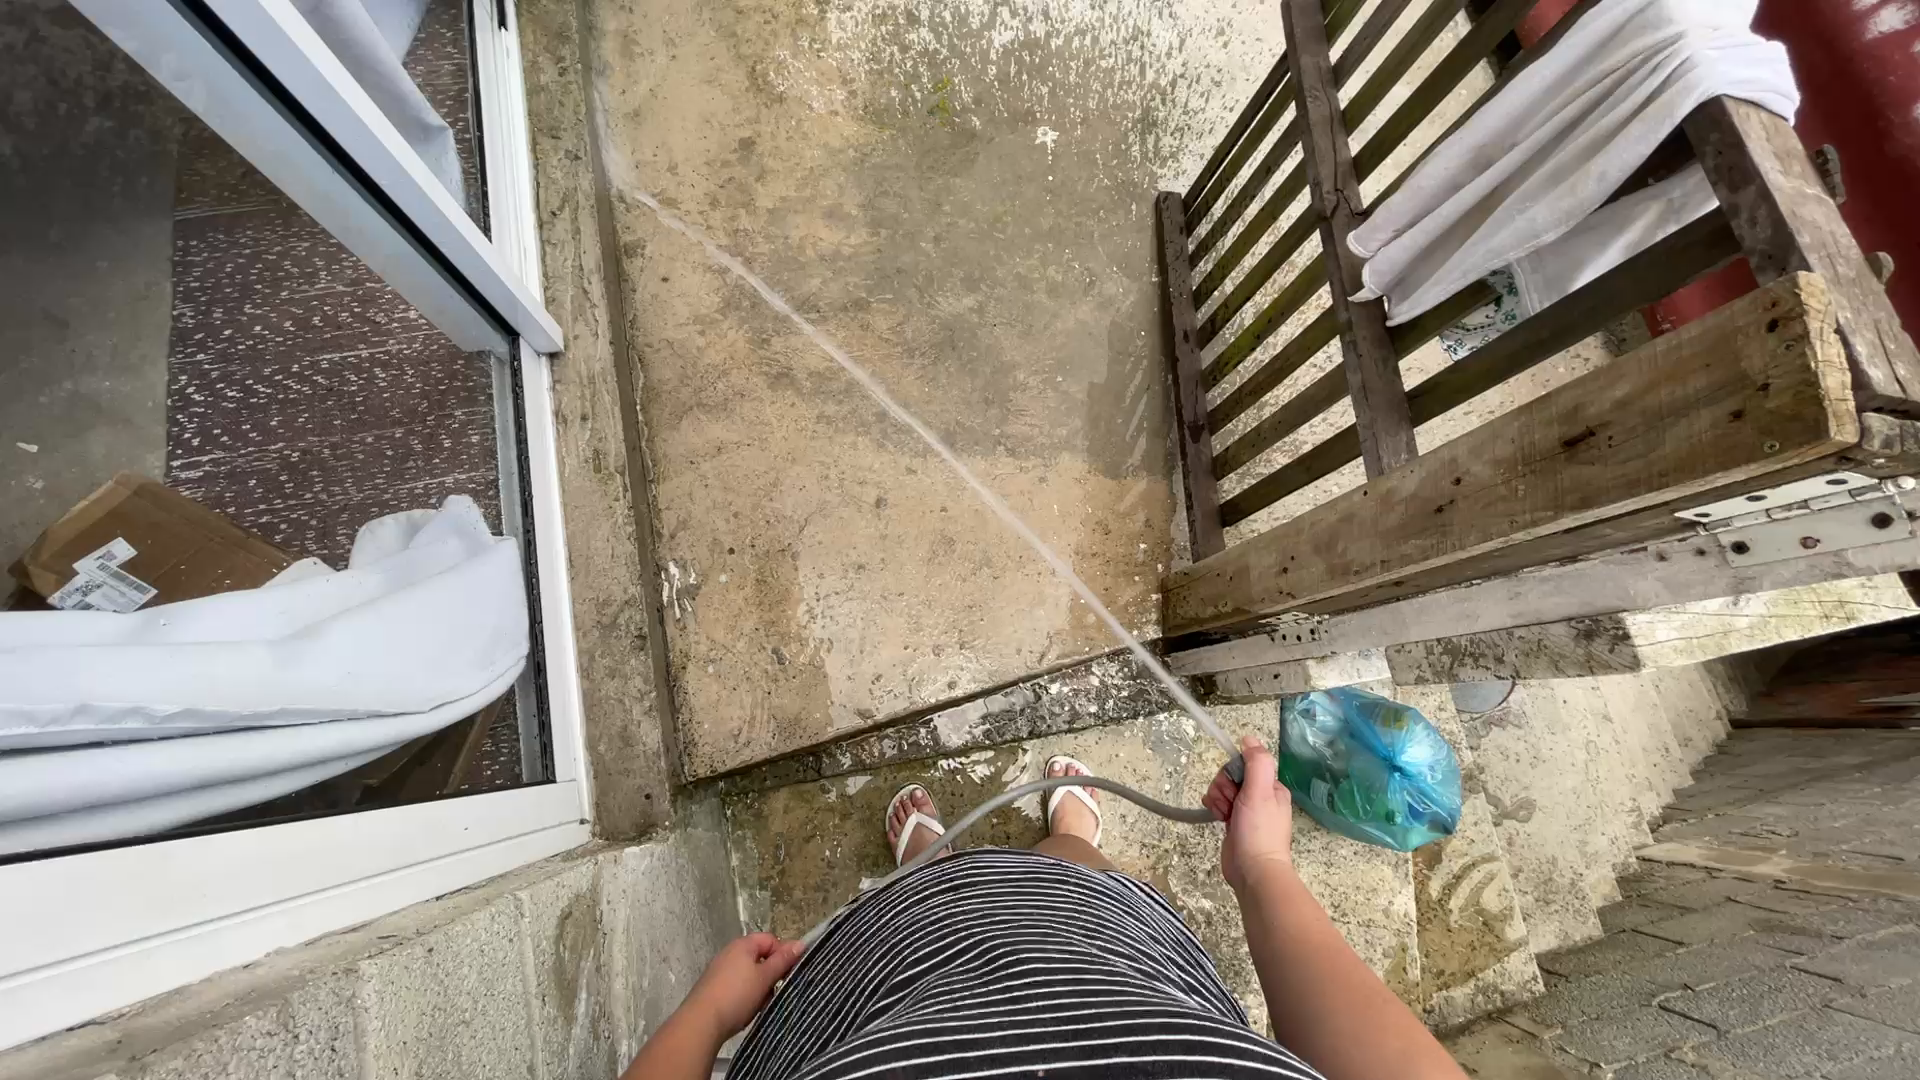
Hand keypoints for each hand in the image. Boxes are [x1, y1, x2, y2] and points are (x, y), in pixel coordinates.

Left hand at [678, 933, 805, 1040]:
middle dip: (770, 974)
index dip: (782, 953)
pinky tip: (745, 1011)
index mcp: (743, 944)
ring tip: (760, 1005)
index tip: (788, 973)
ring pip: (748, 974)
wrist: (700, 1024)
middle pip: (759, 957)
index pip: (770, 939)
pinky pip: (735, 986)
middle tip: (775, 991)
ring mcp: (718, 971)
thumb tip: (800, 943)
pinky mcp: (712, 989)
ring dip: (758, 987)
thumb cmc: (737, 995)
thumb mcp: (765, 977)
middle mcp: (729, 953)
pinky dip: (744, 995)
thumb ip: (783, 960)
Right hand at [1203, 735, 1293, 892]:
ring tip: (1223, 814)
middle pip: (1231, 776)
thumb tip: (1249, 738)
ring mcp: (1246, 810)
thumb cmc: (1258, 830)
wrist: (1253, 871)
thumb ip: (1257, 763)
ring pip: (1223, 789)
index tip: (1234, 787)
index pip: (1244, 764)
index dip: (1232, 771)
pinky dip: (1214, 806)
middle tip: (1229, 804)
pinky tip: (1216, 817)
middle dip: (1223, 786)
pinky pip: (1219, 803)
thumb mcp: (1261, 792)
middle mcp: (1260, 796)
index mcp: (1271, 787)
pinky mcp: (1234, 822)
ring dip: (1217, 797)